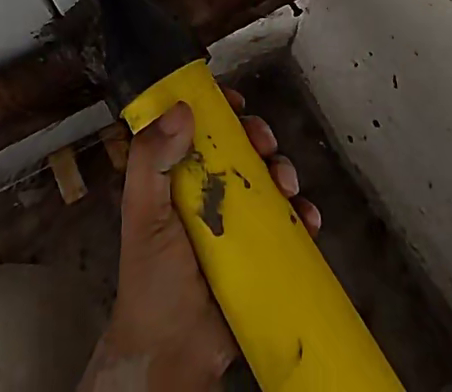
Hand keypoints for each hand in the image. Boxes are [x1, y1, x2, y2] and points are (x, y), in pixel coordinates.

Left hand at [79, 86, 319, 391]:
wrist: (175, 350)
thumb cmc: (152, 278)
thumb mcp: (143, 213)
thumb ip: (151, 160)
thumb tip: (181, 109)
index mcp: (174, 175)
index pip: (195, 126)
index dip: (214, 107)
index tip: (233, 101)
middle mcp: (206, 189)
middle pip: (237, 145)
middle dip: (256, 135)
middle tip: (263, 142)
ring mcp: (236, 219)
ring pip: (266, 177)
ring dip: (282, 170)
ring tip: (286, 185)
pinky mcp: (261, 248)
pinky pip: (288, 221)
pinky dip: (303, 214)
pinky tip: (308, 219)